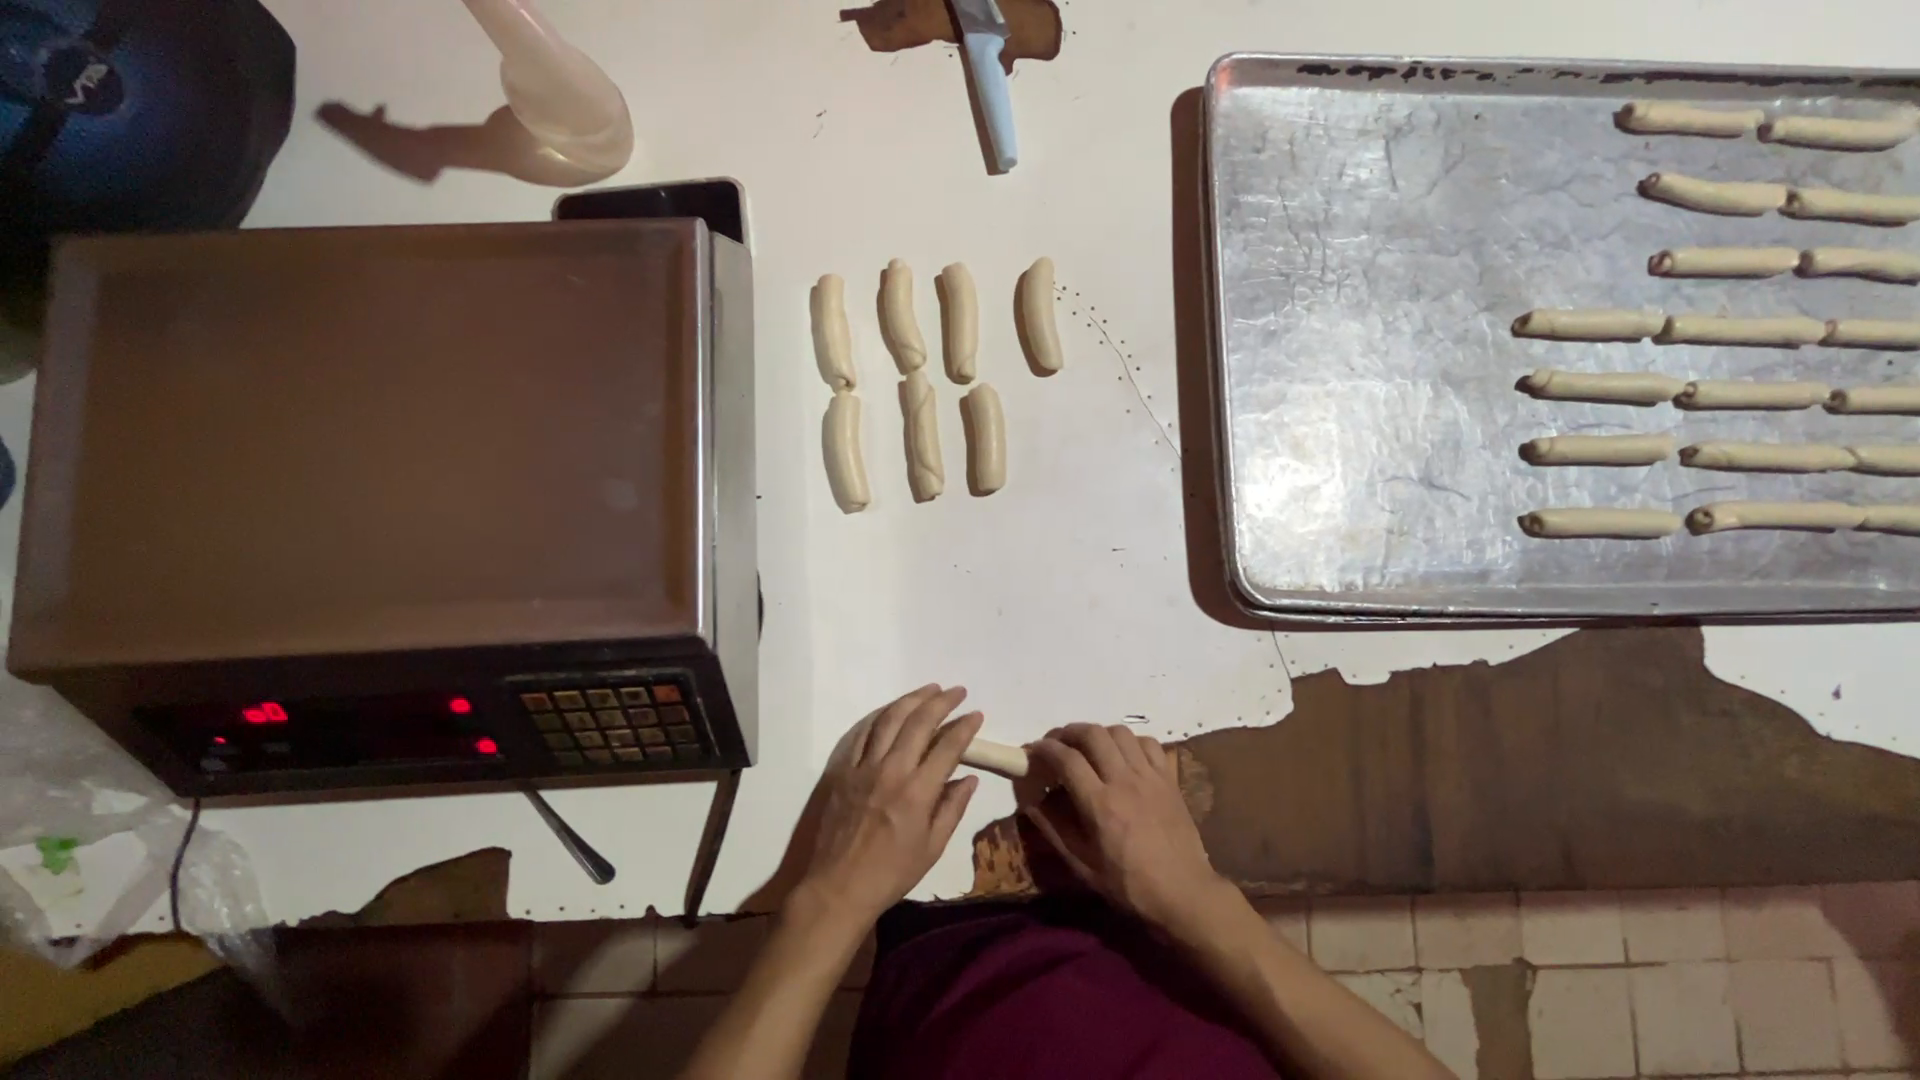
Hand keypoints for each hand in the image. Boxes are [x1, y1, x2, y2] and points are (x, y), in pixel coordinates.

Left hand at [792, 685, 983, 927]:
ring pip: (888, 720)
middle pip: (918, 722)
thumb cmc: (890, 874)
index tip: (976, 715)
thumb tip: (968, 777)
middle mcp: (891, 771)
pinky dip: (878, 716)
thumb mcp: (932, 848)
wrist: (837, 888)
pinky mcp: (840, 770)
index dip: (965, 727)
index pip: (947, 746)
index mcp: (917, 792)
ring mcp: (862, 767)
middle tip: (956, 692)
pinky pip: (860, 734)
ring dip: (911, 700)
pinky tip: (891, 710)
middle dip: (941, 702)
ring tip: (928, 690)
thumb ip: (952, 808)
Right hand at [1023, 723, 1229, 935]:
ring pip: (1120, 732)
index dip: (1045, 749)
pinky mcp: (1169, 779)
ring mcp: (1150, 776)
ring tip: (1089, 747)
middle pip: (1093, 734)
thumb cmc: (1129, 885)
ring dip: (1099, 733)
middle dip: (1068, 732)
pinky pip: (1149, 743)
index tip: (1033, 751)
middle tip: (1058, 743)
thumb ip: (1054, 829)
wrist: (1183, 893)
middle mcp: (1125, 781)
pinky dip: (1130, 742)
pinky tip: (1123, 756)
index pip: (1067, 759)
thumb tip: (1030, 802)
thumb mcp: (1083, 865)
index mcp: (1100, 804)